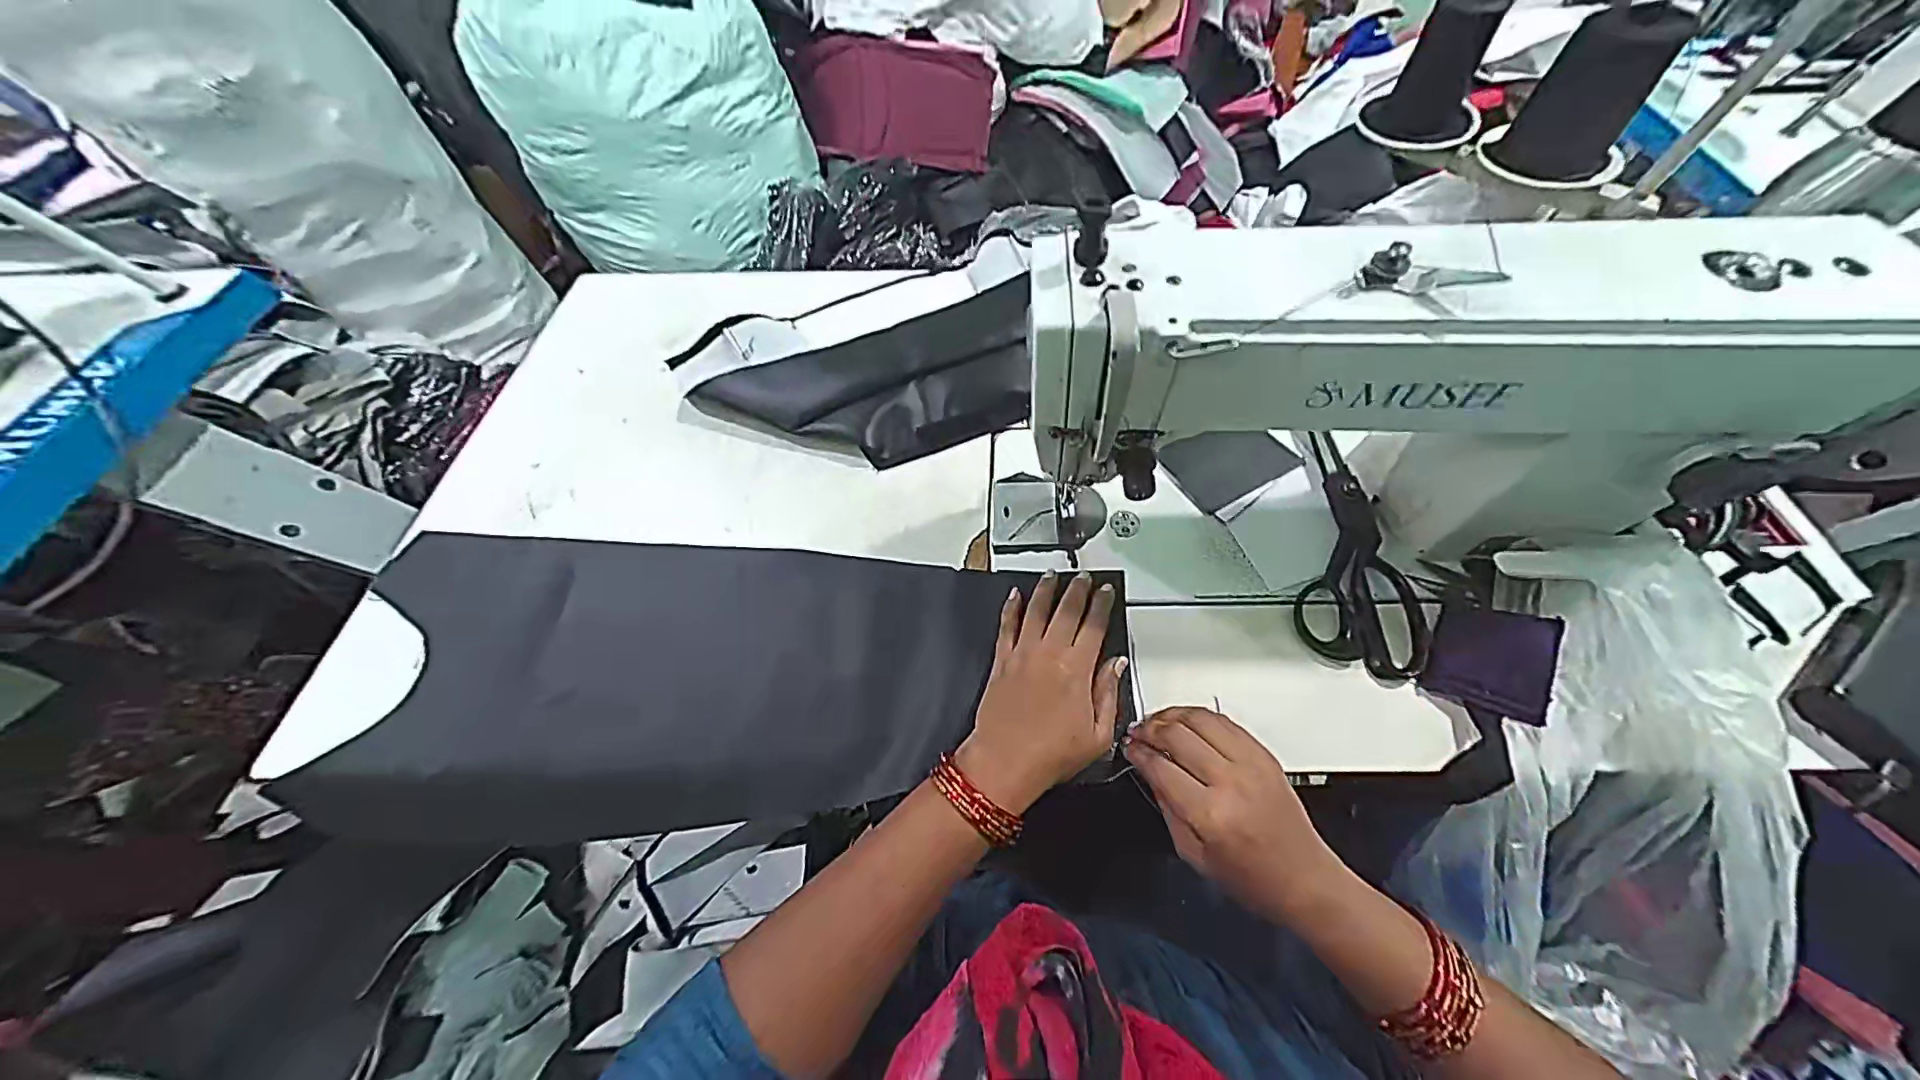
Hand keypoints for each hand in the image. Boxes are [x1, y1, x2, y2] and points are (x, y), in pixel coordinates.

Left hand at [955, 572, 1126, 812]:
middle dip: (1077, 589)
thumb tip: (1115, 666)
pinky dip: (1011, 608)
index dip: (1101, 604)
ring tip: (1052, 576)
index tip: (1105, 592)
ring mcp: (1022, 655)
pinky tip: (1015, 596)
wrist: (1004, 763)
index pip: (1094, 625)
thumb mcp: (1097, 735)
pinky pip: (1006, 626)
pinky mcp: (1001, 662)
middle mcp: (1049, 656)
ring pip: (1035, 610)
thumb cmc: (1049, 755)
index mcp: (1077, 671)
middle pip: (1066, 610)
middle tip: (1083, 577)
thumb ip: (1108, 694)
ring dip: (1046, 590)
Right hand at [1124, 707, 1346, 921]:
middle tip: (1138, 733)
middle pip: (1176, 734)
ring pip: (1200, 718)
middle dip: (1149, 729)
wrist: (1305, 881)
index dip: (1138, 752)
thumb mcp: (1194, 855)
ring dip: (1172, 715)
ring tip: (1159, 722)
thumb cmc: (1256, 879)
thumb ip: (1167, 809)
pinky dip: (1201, 716)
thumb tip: (1150, 772)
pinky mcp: (1265, 757)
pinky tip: (1188, 722)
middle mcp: (1233, 784)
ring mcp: (1252, 765)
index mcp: (1211, 815)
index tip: (1130, 749)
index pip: (1160, 766)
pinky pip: (1225, 721)